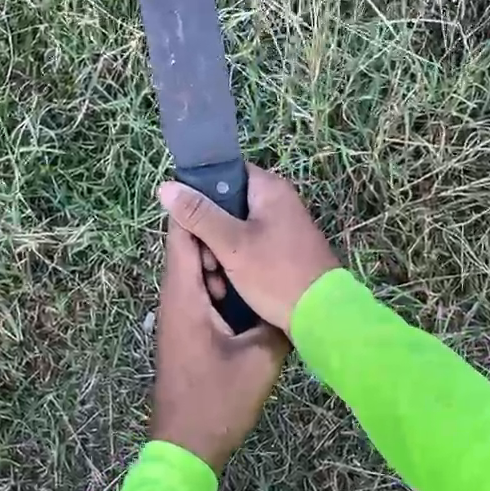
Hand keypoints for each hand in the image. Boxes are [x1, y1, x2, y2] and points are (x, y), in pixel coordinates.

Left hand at [149, 220, 288, 474]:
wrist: (186, 445)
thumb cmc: (219, 399)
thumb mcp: (261, 358)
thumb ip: (275, 320)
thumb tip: (291, 296)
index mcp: (184, 295)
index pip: (183, 234)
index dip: (201, 206)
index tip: (232, 187)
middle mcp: (175, 298)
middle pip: (192, 248)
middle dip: (223, 233)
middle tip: (261, 223)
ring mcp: (178, 315)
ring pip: (199, 272)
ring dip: (226, 263)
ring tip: (262, 255)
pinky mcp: (186, 330)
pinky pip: (201, 294)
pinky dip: (223, 286)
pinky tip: (252, 292)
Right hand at [156, 164, 339, 331]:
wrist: (323, 317)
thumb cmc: (276, 275)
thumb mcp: (231, 244)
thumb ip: (199, 215)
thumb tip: (166, 187)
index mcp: (270, 189)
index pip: (226, 173)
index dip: (201, 191)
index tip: (186, 216)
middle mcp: (279, 201)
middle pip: (228, 202)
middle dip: (207, 226)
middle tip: (200, 253)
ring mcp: (283, 226)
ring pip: (235, 227)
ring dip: (219, 247)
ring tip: (213, 272)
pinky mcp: (283, 249)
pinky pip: (249, 244)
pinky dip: (235, 257)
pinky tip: (227, 279)